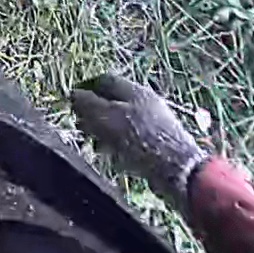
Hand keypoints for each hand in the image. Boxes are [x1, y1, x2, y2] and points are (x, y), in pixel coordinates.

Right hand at [69, 74, 208, 206]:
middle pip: (111, 101)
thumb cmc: (137, 138)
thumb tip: (74, 94)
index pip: (102, 80)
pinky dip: (120, 144)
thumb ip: (85, 102)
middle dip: (93, 113)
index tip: (73, 103)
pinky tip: (115, 156)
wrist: (180, 172)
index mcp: (134, 90)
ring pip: (121, 121)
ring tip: (96, 144)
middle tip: (82, 126)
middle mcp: (147, 102)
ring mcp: (157, 123)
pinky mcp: (162, 144)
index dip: (84, 89)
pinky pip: (133, 138)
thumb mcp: (103, 116)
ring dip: (105, 131)